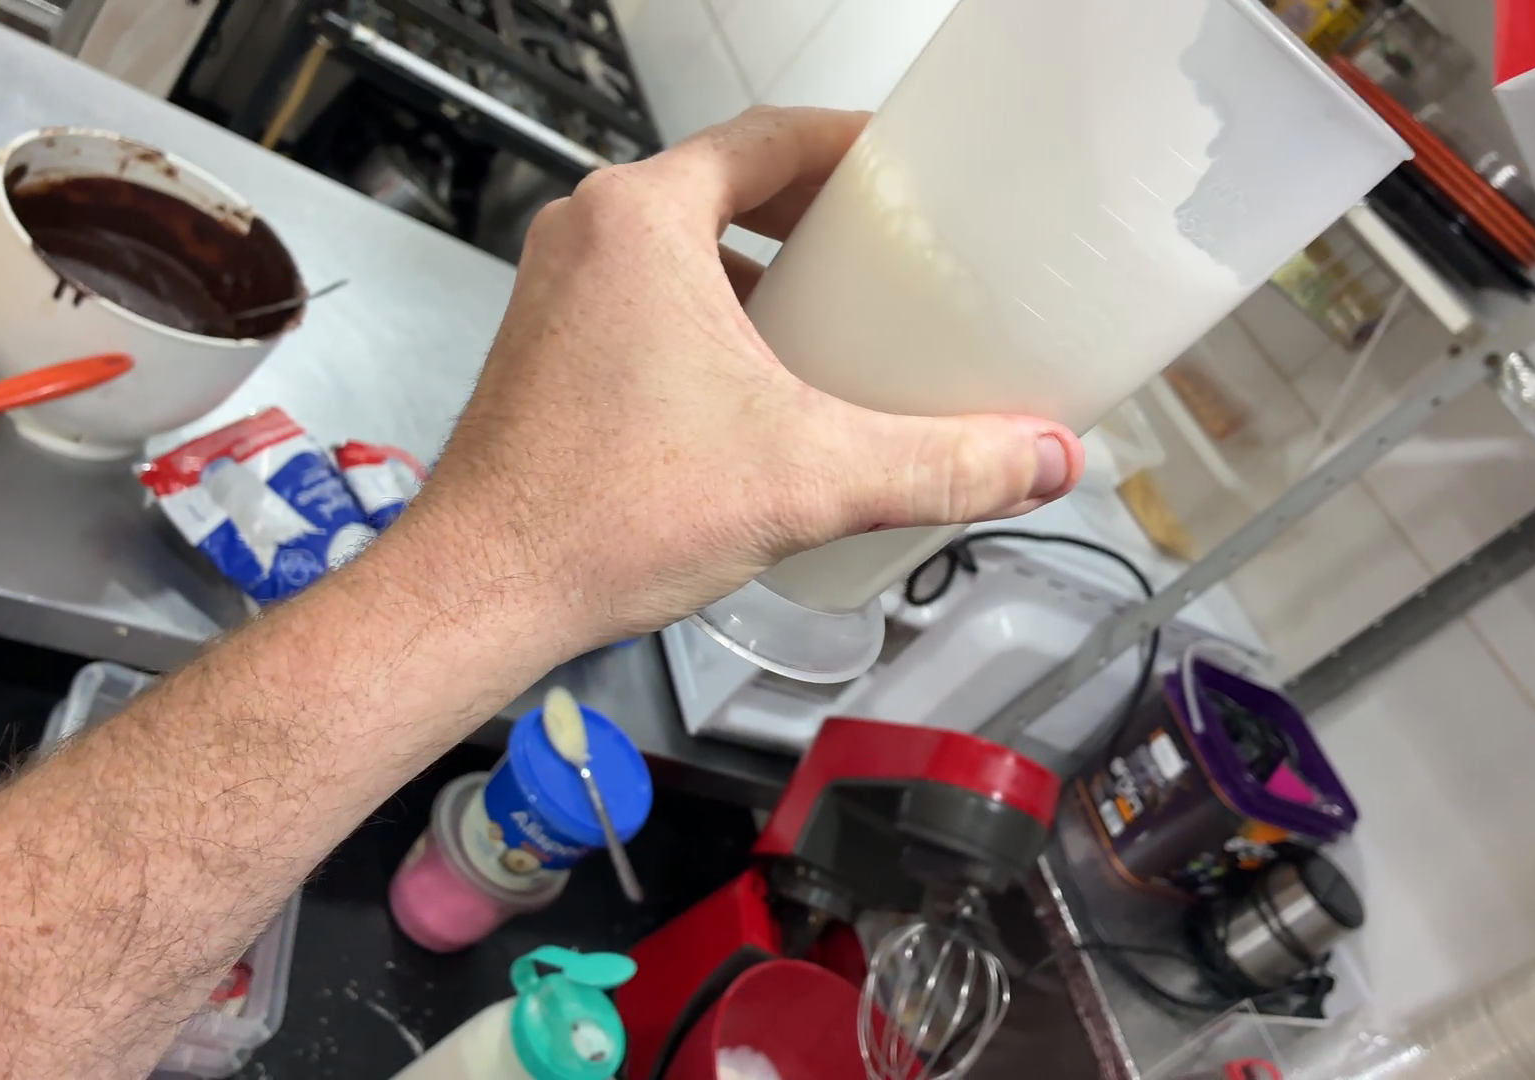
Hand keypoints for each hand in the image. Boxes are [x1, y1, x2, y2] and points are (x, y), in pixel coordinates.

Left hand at [404, 107, 1082, 650]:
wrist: (490, 590)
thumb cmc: (611, 516)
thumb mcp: (806, 481)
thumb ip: (938, 466)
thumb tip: (1044, 458)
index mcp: (643, 223)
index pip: (770, 140)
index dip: (850, 150)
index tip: (906, 178)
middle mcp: (590, 240)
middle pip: (729, 193)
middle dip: (814, 220)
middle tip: (887, 259)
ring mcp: (563, 297)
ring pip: (688, 255)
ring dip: (763, 277)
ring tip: (837, 322)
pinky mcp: (556, 354)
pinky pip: (652, 308)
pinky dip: (714, 325)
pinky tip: (759, 387)